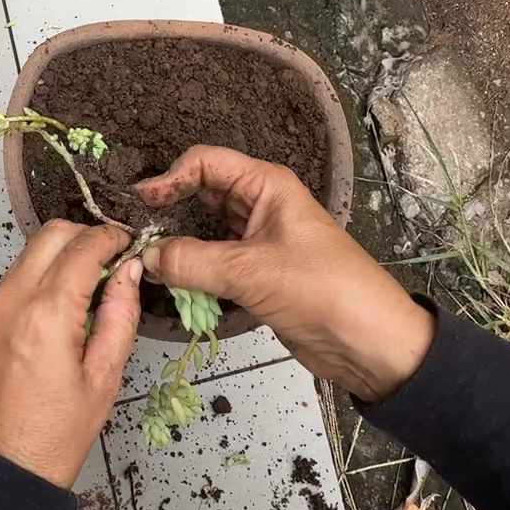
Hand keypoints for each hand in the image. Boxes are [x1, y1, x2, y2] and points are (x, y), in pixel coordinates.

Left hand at [0, 219, 141, 485]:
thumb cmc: (54, 434)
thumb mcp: (103, 378)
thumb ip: (121, 315)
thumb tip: (130, 270)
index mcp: (47, 312)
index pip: (84, 246)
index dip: (113, 237)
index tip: (131, 242)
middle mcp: (15, 295)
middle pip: (54, 232)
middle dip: (88, 233)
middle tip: (115, 255)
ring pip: (34, 246)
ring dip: (66, 248)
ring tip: (96, 277)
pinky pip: (22, 269)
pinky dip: (48, 265)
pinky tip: (70, 294)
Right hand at [136, 146, 433, 403]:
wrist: (373, 346)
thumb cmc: (321, 290)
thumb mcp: (251, 272)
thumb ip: (192, 262)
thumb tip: (145, 255)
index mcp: (265, 185)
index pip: (205, 163)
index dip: (170, 177)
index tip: (140, 202)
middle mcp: (259, 204)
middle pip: (201, 193)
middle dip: (170, 208)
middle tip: (136, 228)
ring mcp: (257, 239)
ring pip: (205, 229)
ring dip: (179, 242)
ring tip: (147, 256)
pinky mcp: (256, 272)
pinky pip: (213, 260)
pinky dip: (192, 268)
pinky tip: (171, 280)